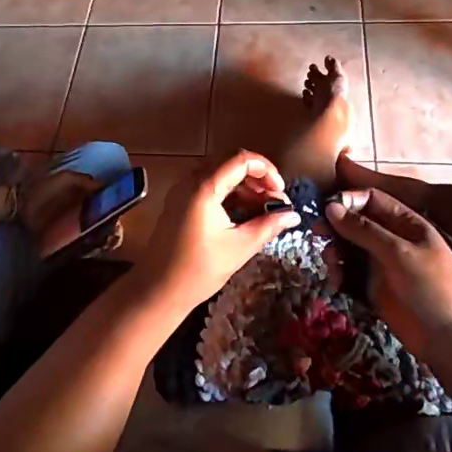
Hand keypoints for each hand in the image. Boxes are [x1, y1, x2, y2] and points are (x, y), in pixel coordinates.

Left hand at [133, 150, 300, 308]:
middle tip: (274, 198)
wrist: (157, 291)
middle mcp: (191, 181)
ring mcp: (182, 189)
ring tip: (263, 206)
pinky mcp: (180, 200)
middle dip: (257, 176)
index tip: (280, 191)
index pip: (241, 160)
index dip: (266, 170)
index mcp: (204, 188)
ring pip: (220, 171)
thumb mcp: (239, 247)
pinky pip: (209, 183)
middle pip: (230, 161)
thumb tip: (294, 215)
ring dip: (244, 183)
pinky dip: (230, 191)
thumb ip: (268, 226)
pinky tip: (244, 211)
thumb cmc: (198, 271)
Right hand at [324, 189, 451, 359]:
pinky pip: (351, 274)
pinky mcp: (375, 289)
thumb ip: (364, 230)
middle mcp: (392, 239)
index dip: (348, 200)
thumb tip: (331, 207)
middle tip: (316, 234)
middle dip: (336, 226)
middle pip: (357, 223)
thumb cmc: (433, 286)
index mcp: (405, 222)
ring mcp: (383, 265)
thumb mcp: (399, 252)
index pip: (372, 199)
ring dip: (335, 252)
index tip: (326, 210)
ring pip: (350, 249)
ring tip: (329, 264)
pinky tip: (336, 283)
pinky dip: (340, 275)